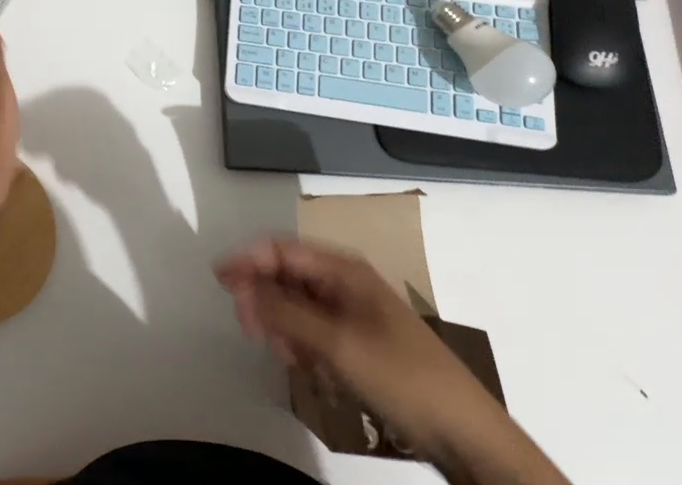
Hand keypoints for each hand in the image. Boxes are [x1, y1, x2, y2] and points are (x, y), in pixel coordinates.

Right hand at [215, 238, 505, 456]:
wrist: (463, 432)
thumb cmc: (400, 376)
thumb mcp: (335, 342)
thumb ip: (282, 310)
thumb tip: (239, 283)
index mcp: (344, 271)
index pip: (282, 249)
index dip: (247, 259)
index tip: (218, 280)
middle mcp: (346, 285)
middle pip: (286, 276)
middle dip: (264, 299)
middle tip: (249, 327)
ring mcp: (353, 314)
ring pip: (297, 307)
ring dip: (282, 327)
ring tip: (286, 356)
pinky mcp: (357, 344)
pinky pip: (313, 333)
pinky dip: (301, 346)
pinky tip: (307, 368)